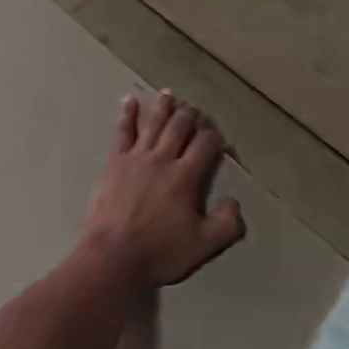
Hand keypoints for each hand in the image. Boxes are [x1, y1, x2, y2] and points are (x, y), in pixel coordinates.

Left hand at [79, 90, 245, 290]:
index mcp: (185, 176)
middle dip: (191, 115)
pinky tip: (129, 101)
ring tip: (169, 93)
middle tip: (195, 109)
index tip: (217, 135)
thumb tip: (235, 203)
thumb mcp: (202, 246)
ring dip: (163, 107)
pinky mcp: (115, 161)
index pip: (205, 144)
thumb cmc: (160, 252)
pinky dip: (127, 114)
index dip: (214, 135)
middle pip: (179, 127)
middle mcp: (163, 159)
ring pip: (153, 123)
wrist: (113, 255)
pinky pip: (123, 132)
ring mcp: (137, 157)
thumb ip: (226, 224)